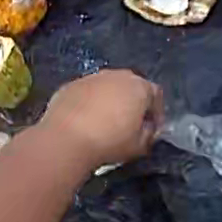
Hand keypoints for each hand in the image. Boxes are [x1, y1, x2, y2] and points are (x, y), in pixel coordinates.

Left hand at [39, 69, 162, 168]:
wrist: (66, 140)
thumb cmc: (108, 142)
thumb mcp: (139, 146)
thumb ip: (148, 134)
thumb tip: (146, 128)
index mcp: (139, 86)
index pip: (155, 95)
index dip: (155, 114)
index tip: (150, 129)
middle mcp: (115, 75)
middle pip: (129, 87)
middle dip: (131, 104)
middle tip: (127, 125)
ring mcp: (89, 78)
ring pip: (104, 88)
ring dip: (106, 102)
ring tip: (102, 123)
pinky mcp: (67, 86)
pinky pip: (83, 94)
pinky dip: (86, 104)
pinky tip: (81, 121)